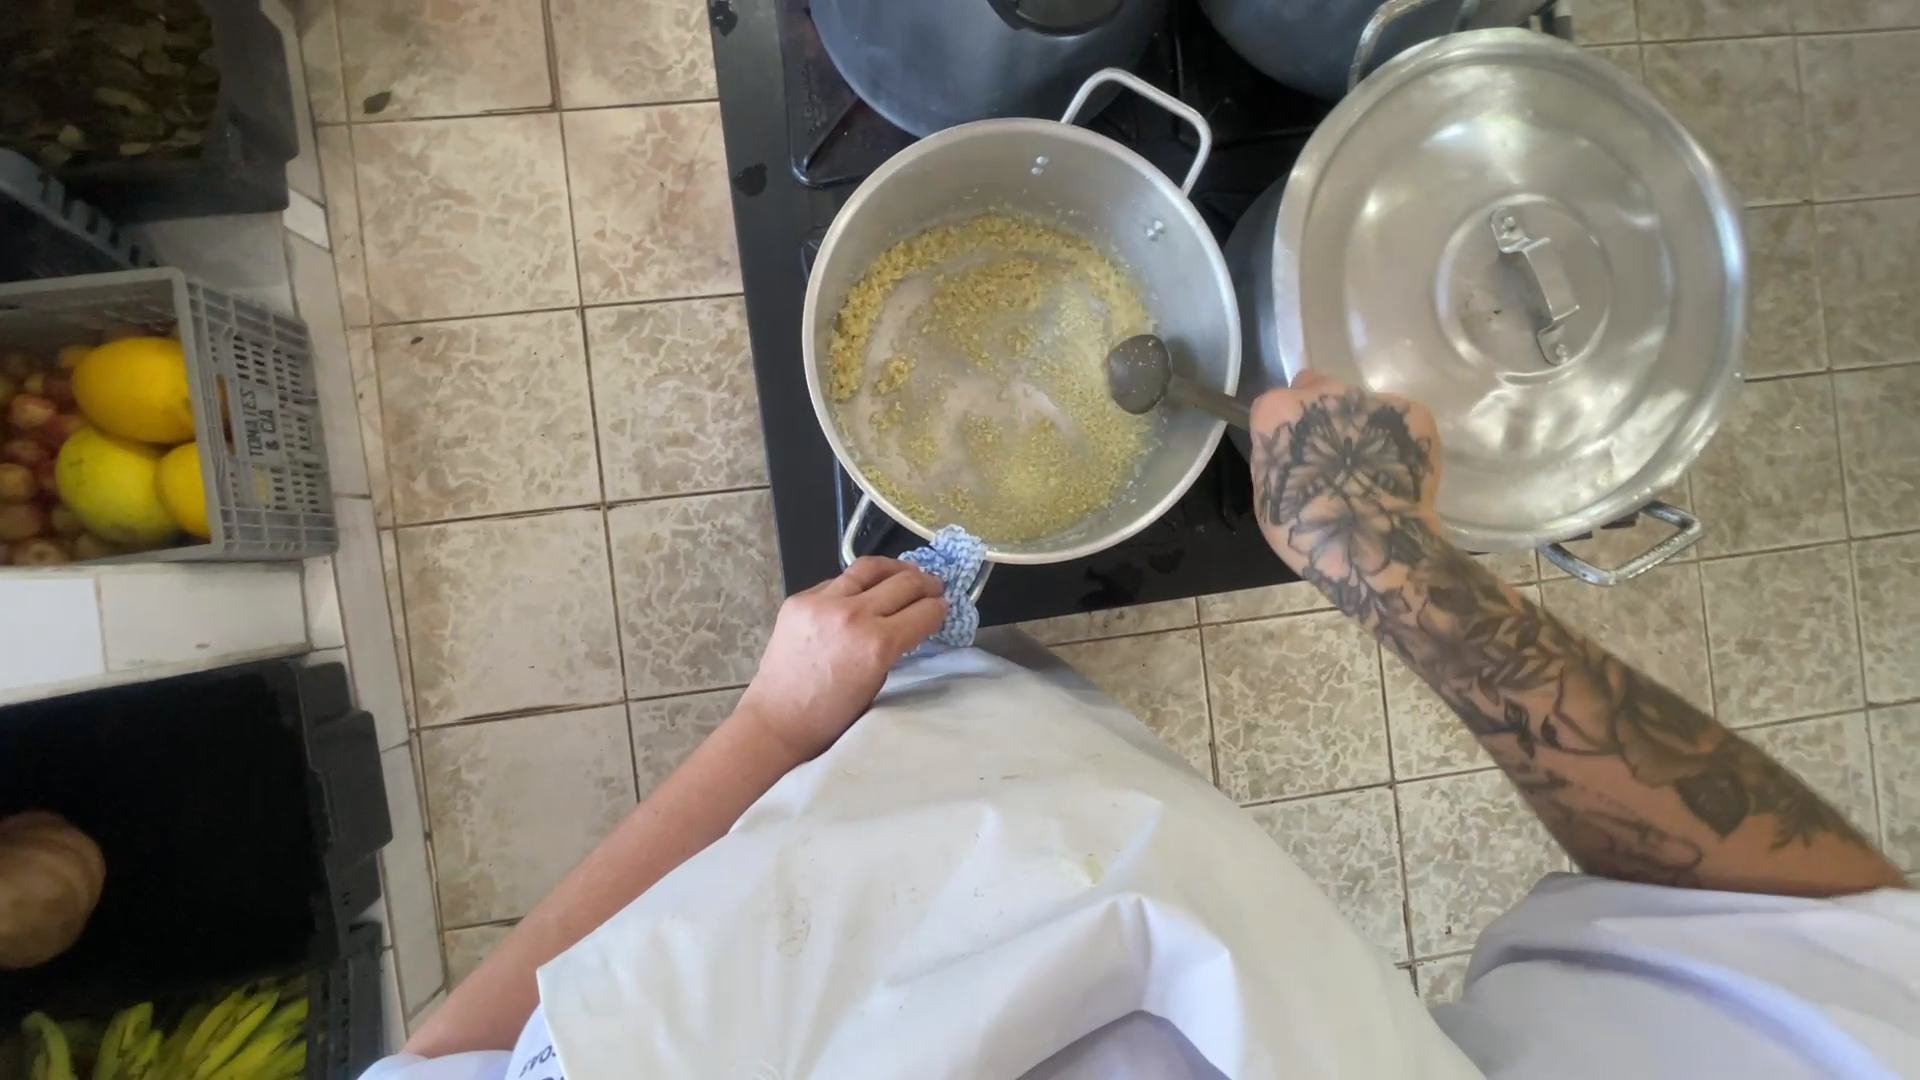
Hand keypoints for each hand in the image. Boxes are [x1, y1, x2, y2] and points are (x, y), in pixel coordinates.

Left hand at [735, 557, 946, 762]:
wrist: (778, 720)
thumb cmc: (832, 715)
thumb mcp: (878, 681)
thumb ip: (896, 645)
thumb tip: (912, 621)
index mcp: (878, 644)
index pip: (924, 611)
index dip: (939, 608)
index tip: (943, 606)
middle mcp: (854, 615)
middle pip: (904, 582)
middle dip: (926, 584)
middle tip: (934, 586)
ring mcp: (823, 602)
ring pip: (870, 568)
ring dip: (895, 568)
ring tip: (906, 572)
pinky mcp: (800, 599)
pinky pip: (839, 581)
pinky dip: (859, 583)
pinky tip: (865, 590)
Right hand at [1248, 372, 1443, 590]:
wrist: (1377, 545)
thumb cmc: (1306, 527)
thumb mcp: (1267, 492)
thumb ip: (1274, 454)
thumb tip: (1288, 444)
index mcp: (1279, 411)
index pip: (1272, 404)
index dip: (1280, 429)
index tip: (1289, 452)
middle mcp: (1325, 393)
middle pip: (1316, 389)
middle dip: (1318, 415)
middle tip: (1327, 456)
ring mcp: (1372, 400)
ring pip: (1357, 403)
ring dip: (1355, 424)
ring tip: (1364, 467)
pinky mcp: (1412, 414)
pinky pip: (1394, 418)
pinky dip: (1390, 438)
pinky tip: (1389, 469)